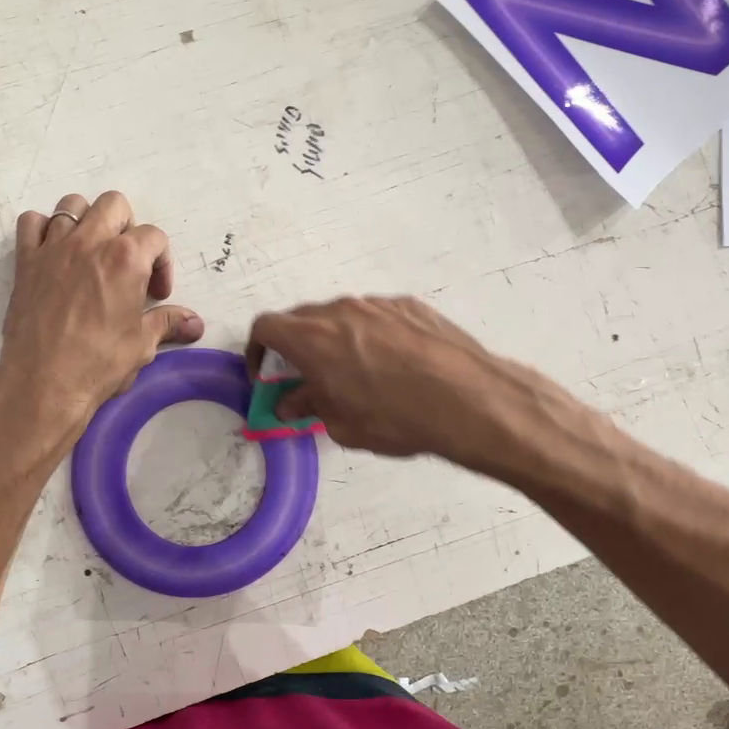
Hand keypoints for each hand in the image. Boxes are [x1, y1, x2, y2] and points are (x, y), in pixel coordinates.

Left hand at [0, 191, 204, 427]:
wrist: (43, 382)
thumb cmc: (98, 364)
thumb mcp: (141, 345)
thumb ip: (168, 323)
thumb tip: (196, 324)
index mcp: (126, 258)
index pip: (154, 237)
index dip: (162, 263)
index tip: (155, 294)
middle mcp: (90, 241)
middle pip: (114, 205)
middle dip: (127, 228)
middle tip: (126, 263)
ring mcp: (54, 248)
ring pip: (72, 205)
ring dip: (86, 221)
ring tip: (90, 252)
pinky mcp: (26, 261)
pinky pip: (31, 223)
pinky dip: (43, 230)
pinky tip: (52, 253)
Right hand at [246, 296, 584, 479]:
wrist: (470, 401)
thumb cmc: (395, 417)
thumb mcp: (341, 424)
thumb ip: (308, 406)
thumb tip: (291, 402)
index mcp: (311, 338)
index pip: (265, 327)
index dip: (257, 350)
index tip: (266, 374)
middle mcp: (339, 311)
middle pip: (301, 320)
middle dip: (295, 347)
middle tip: (307, 379)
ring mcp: (377, 304)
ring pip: (340, 317)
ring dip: (334, 340)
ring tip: (354, 374)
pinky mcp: (410, 306)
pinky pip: (375, 317)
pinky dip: (369, 336)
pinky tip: (392, 366)